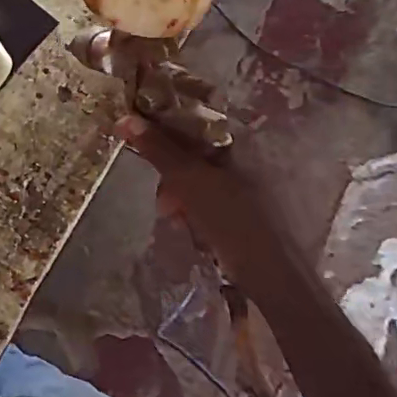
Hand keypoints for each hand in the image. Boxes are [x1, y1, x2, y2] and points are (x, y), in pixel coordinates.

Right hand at [114, 115, 295, 290]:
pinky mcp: (243, 215)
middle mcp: (246, 160)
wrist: (272, 279)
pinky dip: (191, 210)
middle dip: (169, 170)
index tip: (137, 136)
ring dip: (177, 193)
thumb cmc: (234, 221)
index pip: (194, 122)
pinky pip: (205, 201)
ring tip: (172, 216)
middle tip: (161, 195)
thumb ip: (159, 149)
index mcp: (240, 145)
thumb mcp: (190, 180)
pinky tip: (187, 226)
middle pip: (192, 151)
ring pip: (196, 178)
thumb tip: (125, 117)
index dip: (163, 126)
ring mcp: (246, 190)